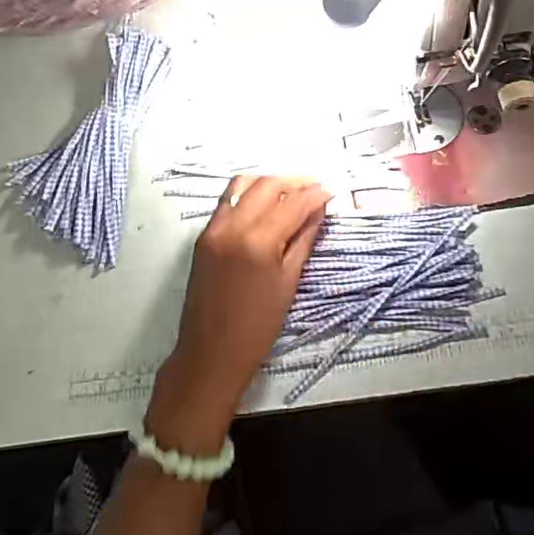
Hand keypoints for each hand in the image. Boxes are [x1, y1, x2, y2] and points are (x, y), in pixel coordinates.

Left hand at [148, 175, 330, 452]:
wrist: (211, 352)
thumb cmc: (258, 326)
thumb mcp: (289, 281)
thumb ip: (303, 239)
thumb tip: (318, 209)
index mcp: (258, 242)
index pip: (292, 204)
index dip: (314, 195)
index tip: (330, 191)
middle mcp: (232, 227)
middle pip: (267, 185)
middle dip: (294, 182)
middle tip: (315, 188)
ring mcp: (213, 229)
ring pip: (242, 186)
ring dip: (269, 183)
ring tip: (291, 192)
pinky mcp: (203, 236)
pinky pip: (227, 201)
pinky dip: (249, 195)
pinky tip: (266, 206)